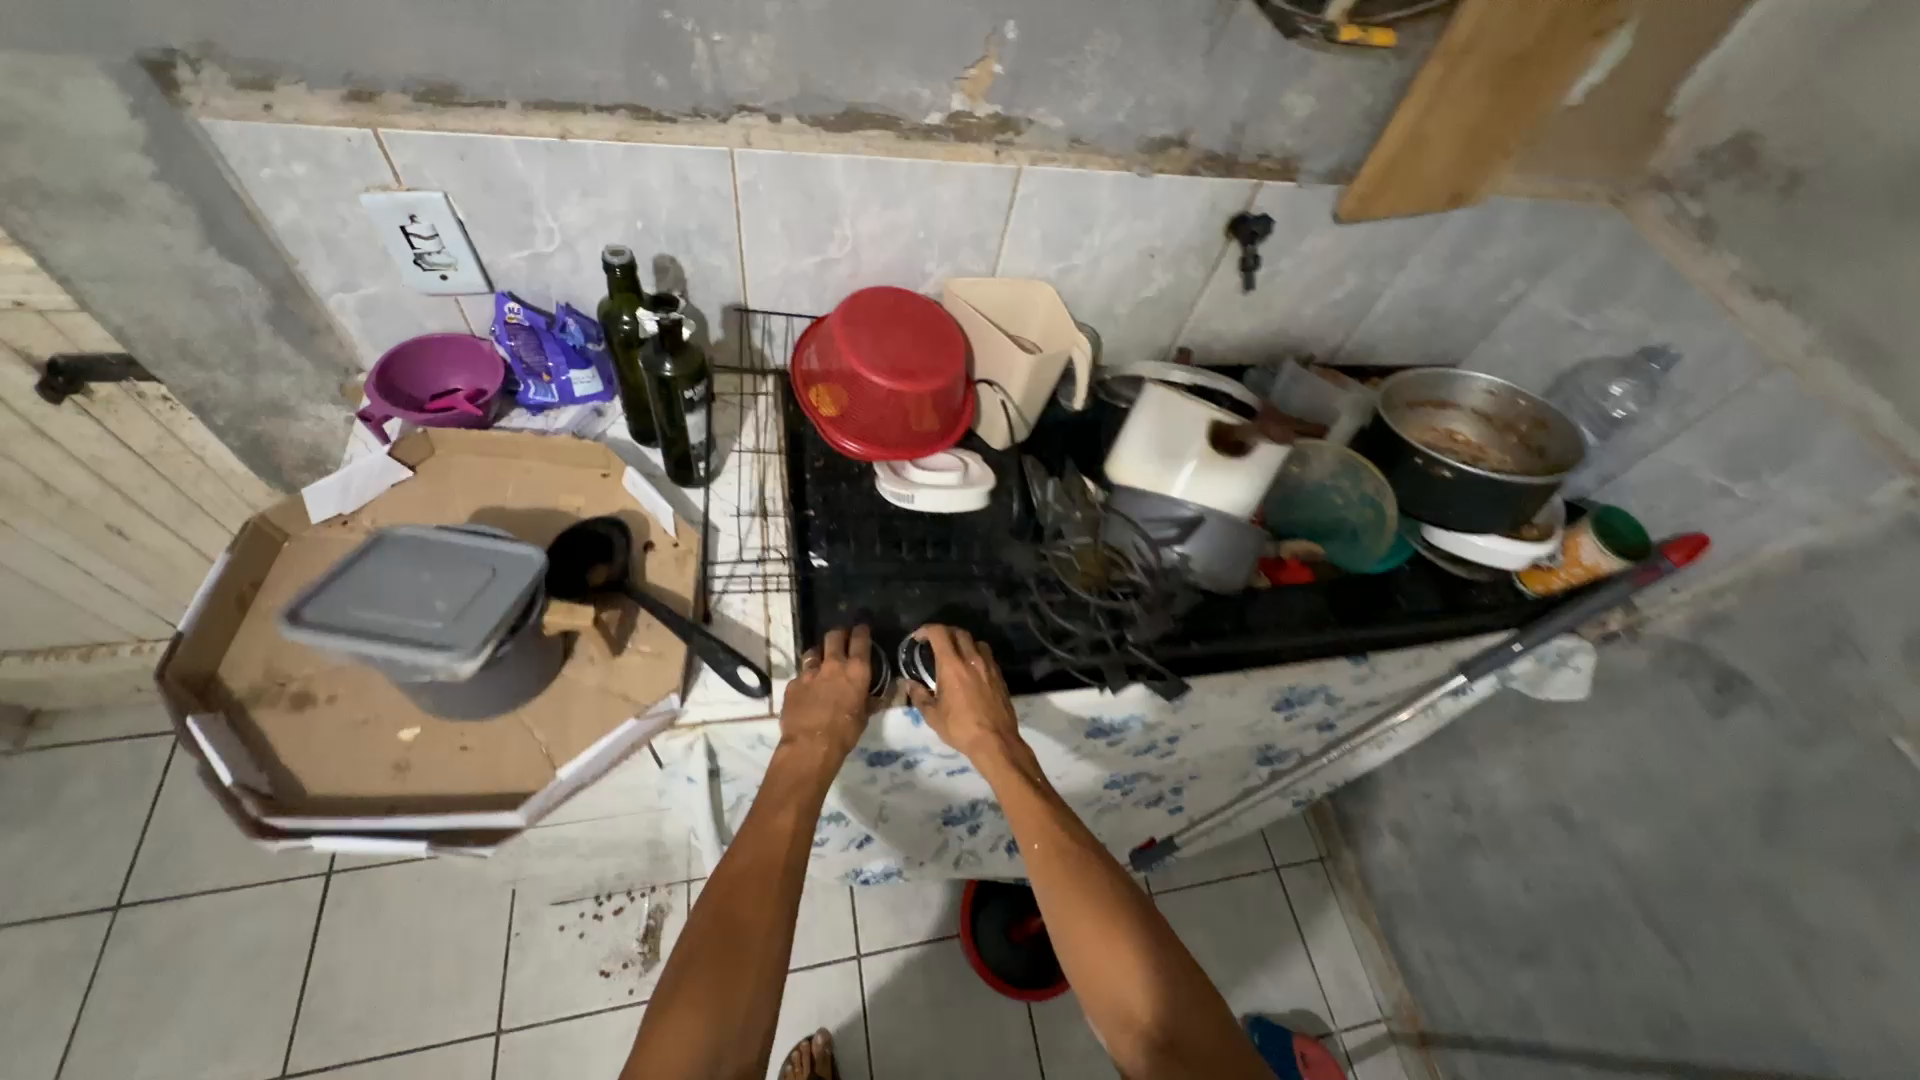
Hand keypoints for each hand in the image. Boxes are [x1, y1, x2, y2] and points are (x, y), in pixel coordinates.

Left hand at [780, 625, 873, 757]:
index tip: (862, 628)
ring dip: (818, 654)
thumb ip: (869, 701)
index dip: (862, 631)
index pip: (861, 640)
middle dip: (839, 634)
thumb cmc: (845, 732)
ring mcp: (809, 672)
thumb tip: (877, 696)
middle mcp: (833, 665)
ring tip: (820, 661)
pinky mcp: (792, 683)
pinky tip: (806, 690)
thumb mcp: (864, 717)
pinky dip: (805, 679)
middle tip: (840, 639)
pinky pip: (800, 675)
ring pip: (813, 651)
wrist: (810, 745)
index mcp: (856, 671)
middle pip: (834, 636)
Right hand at [905, 625, 1020, 760]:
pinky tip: (972, 670)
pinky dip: (977, 655)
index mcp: (952, 666)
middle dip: (945, 633)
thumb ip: (919, 696)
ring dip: (964, 643)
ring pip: (976, 642)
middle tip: (935, 643)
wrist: (995, 741)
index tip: (919, 637)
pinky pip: (987, 656)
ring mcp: (989, 666)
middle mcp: (972, 660)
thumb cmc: (960, 728)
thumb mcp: (933, 716)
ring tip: (956, 655)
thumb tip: (908, 684)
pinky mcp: (1000, 676)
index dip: (927, 630)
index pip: (939, 634)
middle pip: (959, 633)